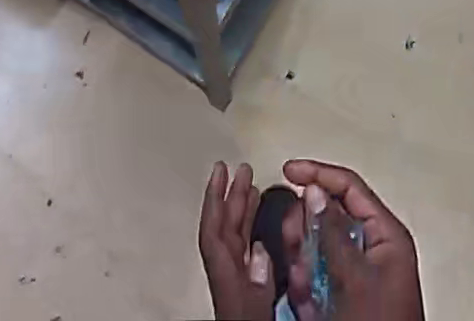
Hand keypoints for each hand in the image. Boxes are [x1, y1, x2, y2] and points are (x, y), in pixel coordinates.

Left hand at [199, 161, 276, 320]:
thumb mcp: (253, 313)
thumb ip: (258, 284)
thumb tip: (260, 251)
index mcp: (225, 280)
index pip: (212, 231)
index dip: (214, 197)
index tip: (219, 169)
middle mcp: (229, 278)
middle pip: (225, 229)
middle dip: (232, 195)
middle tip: (241, 168)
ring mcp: (238, 285)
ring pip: (237, 238)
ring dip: (243, 209)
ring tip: (251, 184)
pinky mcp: (250, 295)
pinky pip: (249, 253)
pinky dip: (253, 232)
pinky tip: (261, 224)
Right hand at [282, 160, 422, 320]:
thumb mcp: (356, 279)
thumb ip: (333, 232)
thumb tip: (313, 191)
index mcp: (385, 234)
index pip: (349, 186)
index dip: (318, 173)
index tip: (288, 171)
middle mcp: (372, 247)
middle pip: (329, 214)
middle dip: (306, 229)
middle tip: (295, 246)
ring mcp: (356, 272)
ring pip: (317, 245)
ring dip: (304, 260)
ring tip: (304, 285)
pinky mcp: (343, 294)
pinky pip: (316, 275)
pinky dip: (306, 285)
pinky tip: (306, 304)